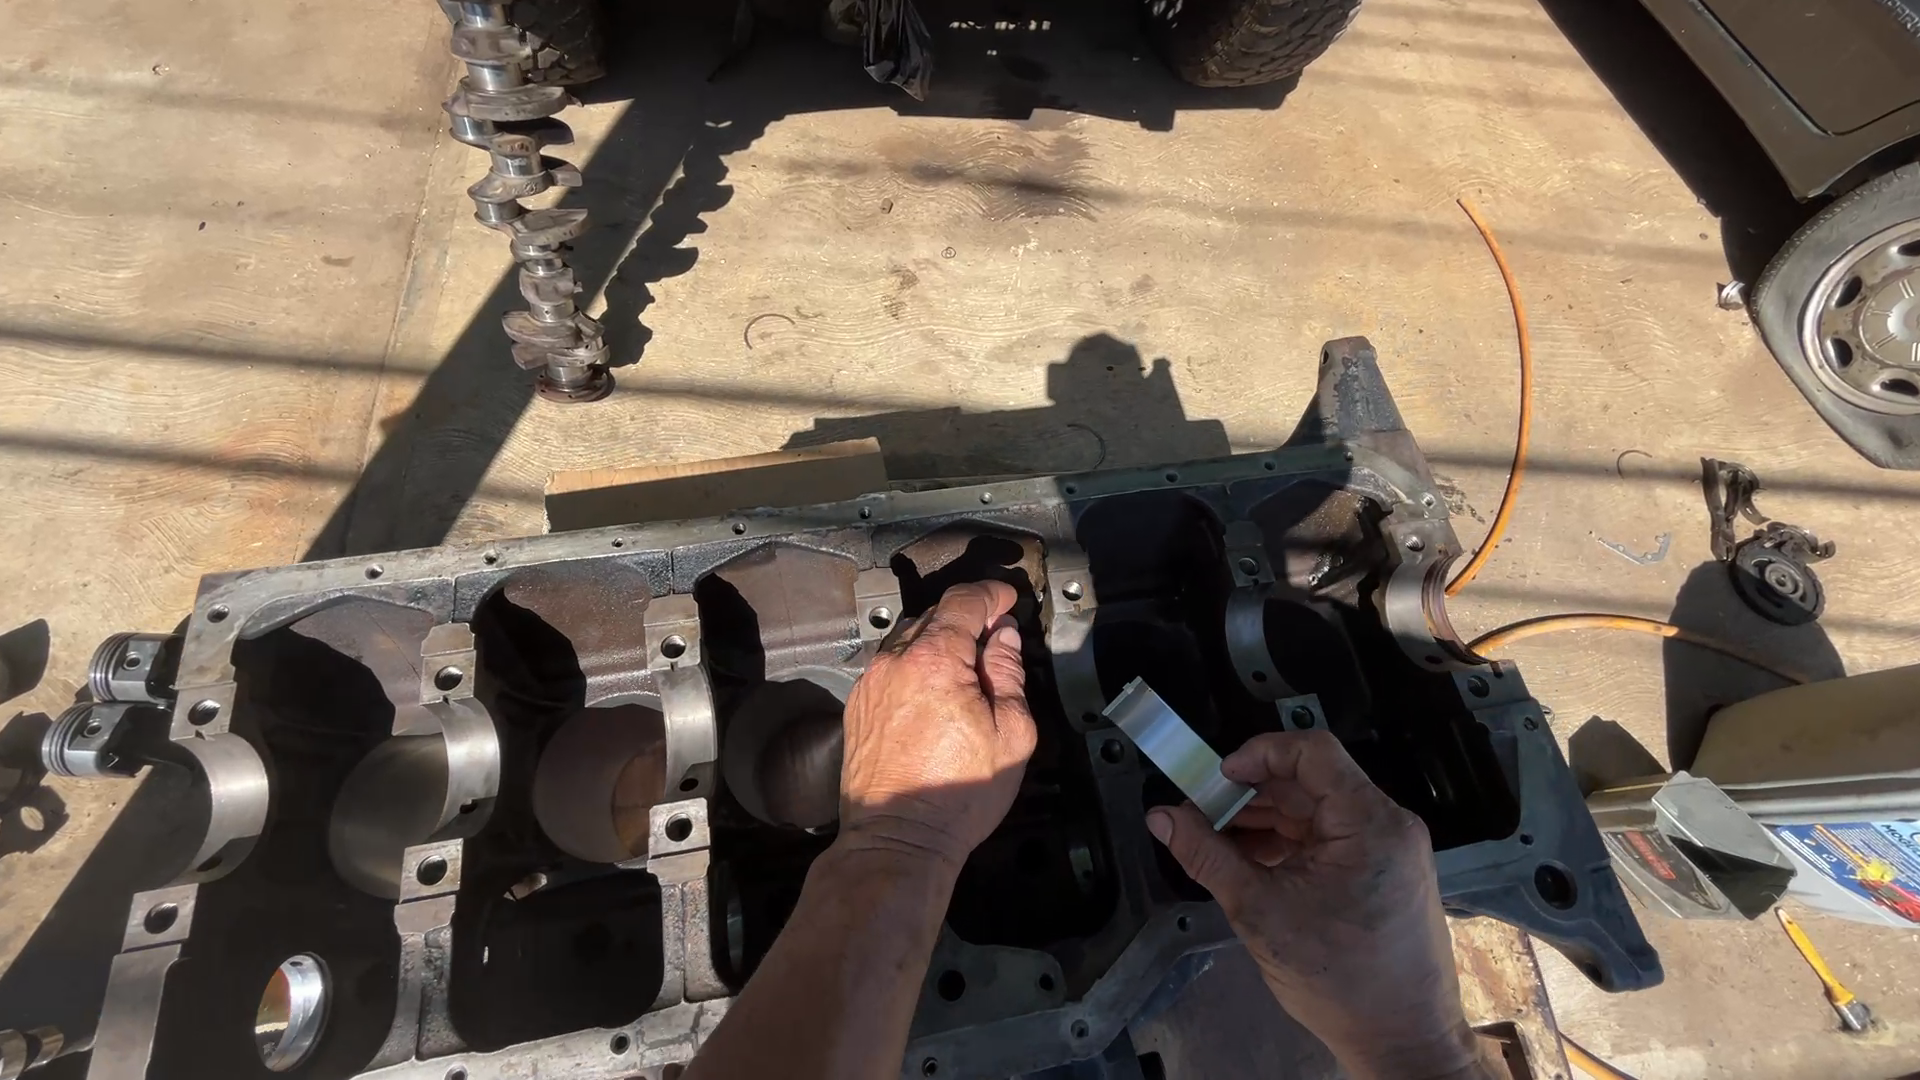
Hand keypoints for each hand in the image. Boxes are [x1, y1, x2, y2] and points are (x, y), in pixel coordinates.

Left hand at [837, 581, 1037, 872]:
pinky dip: (915, 663)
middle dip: (968, 617)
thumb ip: (1008, 673)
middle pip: (934, 615)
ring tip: (965, 666)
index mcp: (935, 661)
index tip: (1006, 599)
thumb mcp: (1010, 733)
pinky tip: (934, 690)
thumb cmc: (956, 795)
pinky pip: (890, 665)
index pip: (964, 602)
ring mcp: (871, 683)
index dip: (991, 594)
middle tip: (994, 635)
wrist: (896, 841)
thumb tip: (1004, 637)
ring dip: (938, 639)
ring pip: (909, 637)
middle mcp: (896, 662)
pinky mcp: (859, 705)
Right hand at [1146, 731, 1480, 1079]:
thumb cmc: (1338, 979)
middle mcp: (1385, 825)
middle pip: (1306, 781)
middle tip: (1204, 815)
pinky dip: (1283, 841)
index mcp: (1369, 824)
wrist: (1404, 1050)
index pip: (1312, 752)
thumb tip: (1160, 816)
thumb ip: (1206, 854)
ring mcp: (1385, 849)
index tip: (1218, 780)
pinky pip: (1323, 836)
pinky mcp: (1379, 871)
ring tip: (1218, 842)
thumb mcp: (1259, 911)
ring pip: (1311, 808)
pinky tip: (1249, 862)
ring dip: (1261, 819)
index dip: (1259, 753)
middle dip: (1249, 795)